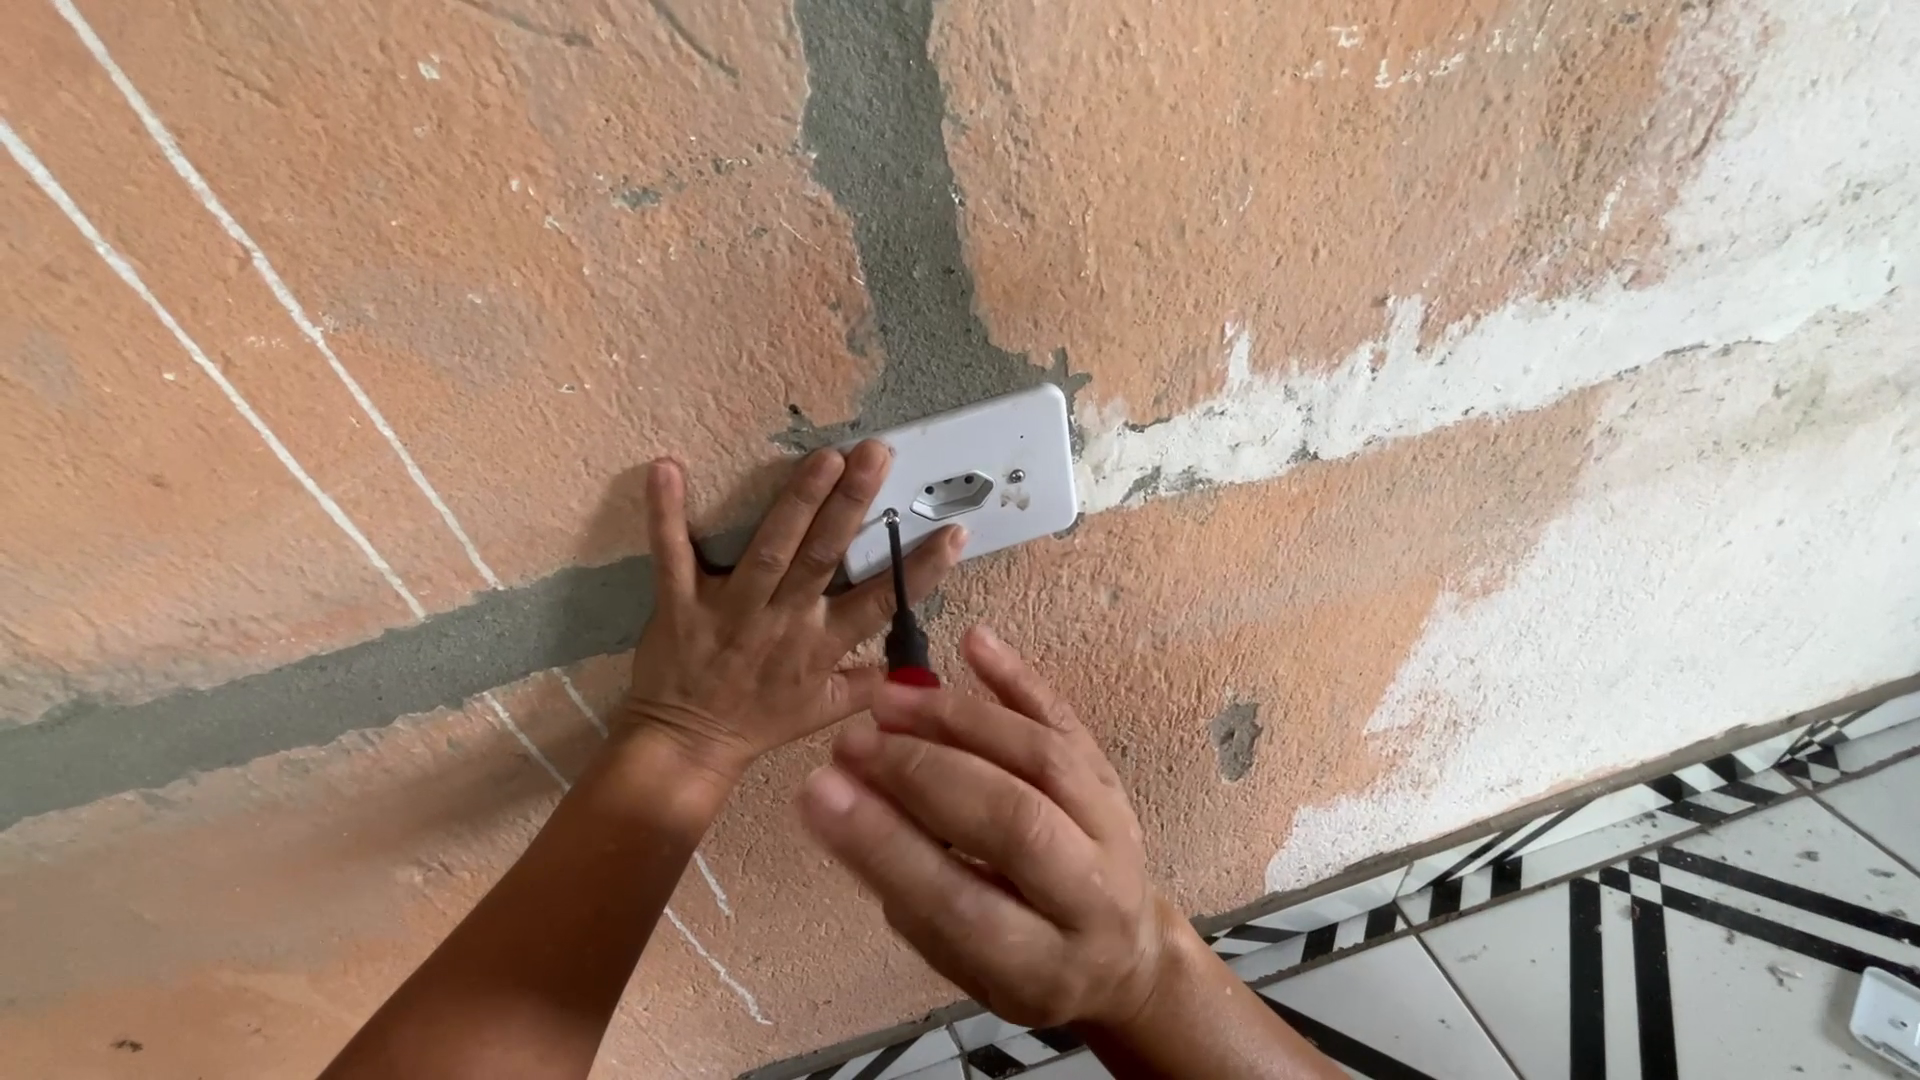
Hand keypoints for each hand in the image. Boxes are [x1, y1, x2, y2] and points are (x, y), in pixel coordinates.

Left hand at [620, 443, 965, 778]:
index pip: (881, 601)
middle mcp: (783, 620)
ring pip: (770, 548)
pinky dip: (667, 513)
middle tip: (877, 454)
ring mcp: (731, 609)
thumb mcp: (825, 711)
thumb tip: (911, 666)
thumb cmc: (759, 724)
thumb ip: (869, 683)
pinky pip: (672, 554)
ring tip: (825, 458)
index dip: (920, 568)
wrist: (686, 746)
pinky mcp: (680, 603)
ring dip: (798, 501)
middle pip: (825, 556)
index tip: (954, 531)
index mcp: (821, 644)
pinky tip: (668, 467)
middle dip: (853, 503)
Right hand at [796, 625, 1176, 1029]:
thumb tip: (843, 801)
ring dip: (958, 720)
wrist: (1123, 952)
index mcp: (1042, 964)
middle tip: (852, 742)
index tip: (817, 793)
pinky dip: (1018, 677)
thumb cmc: (1023, 965)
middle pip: (1013, 821)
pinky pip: (1066, 718)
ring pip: (1041, 757)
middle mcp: (1091, 893)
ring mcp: (1111, 823)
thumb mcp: (962, 962)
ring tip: (888, 700)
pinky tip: (974, 641)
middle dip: (923, 772)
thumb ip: (909, 891)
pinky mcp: (1111, 775)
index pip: (959, 902)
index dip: (885, 845)